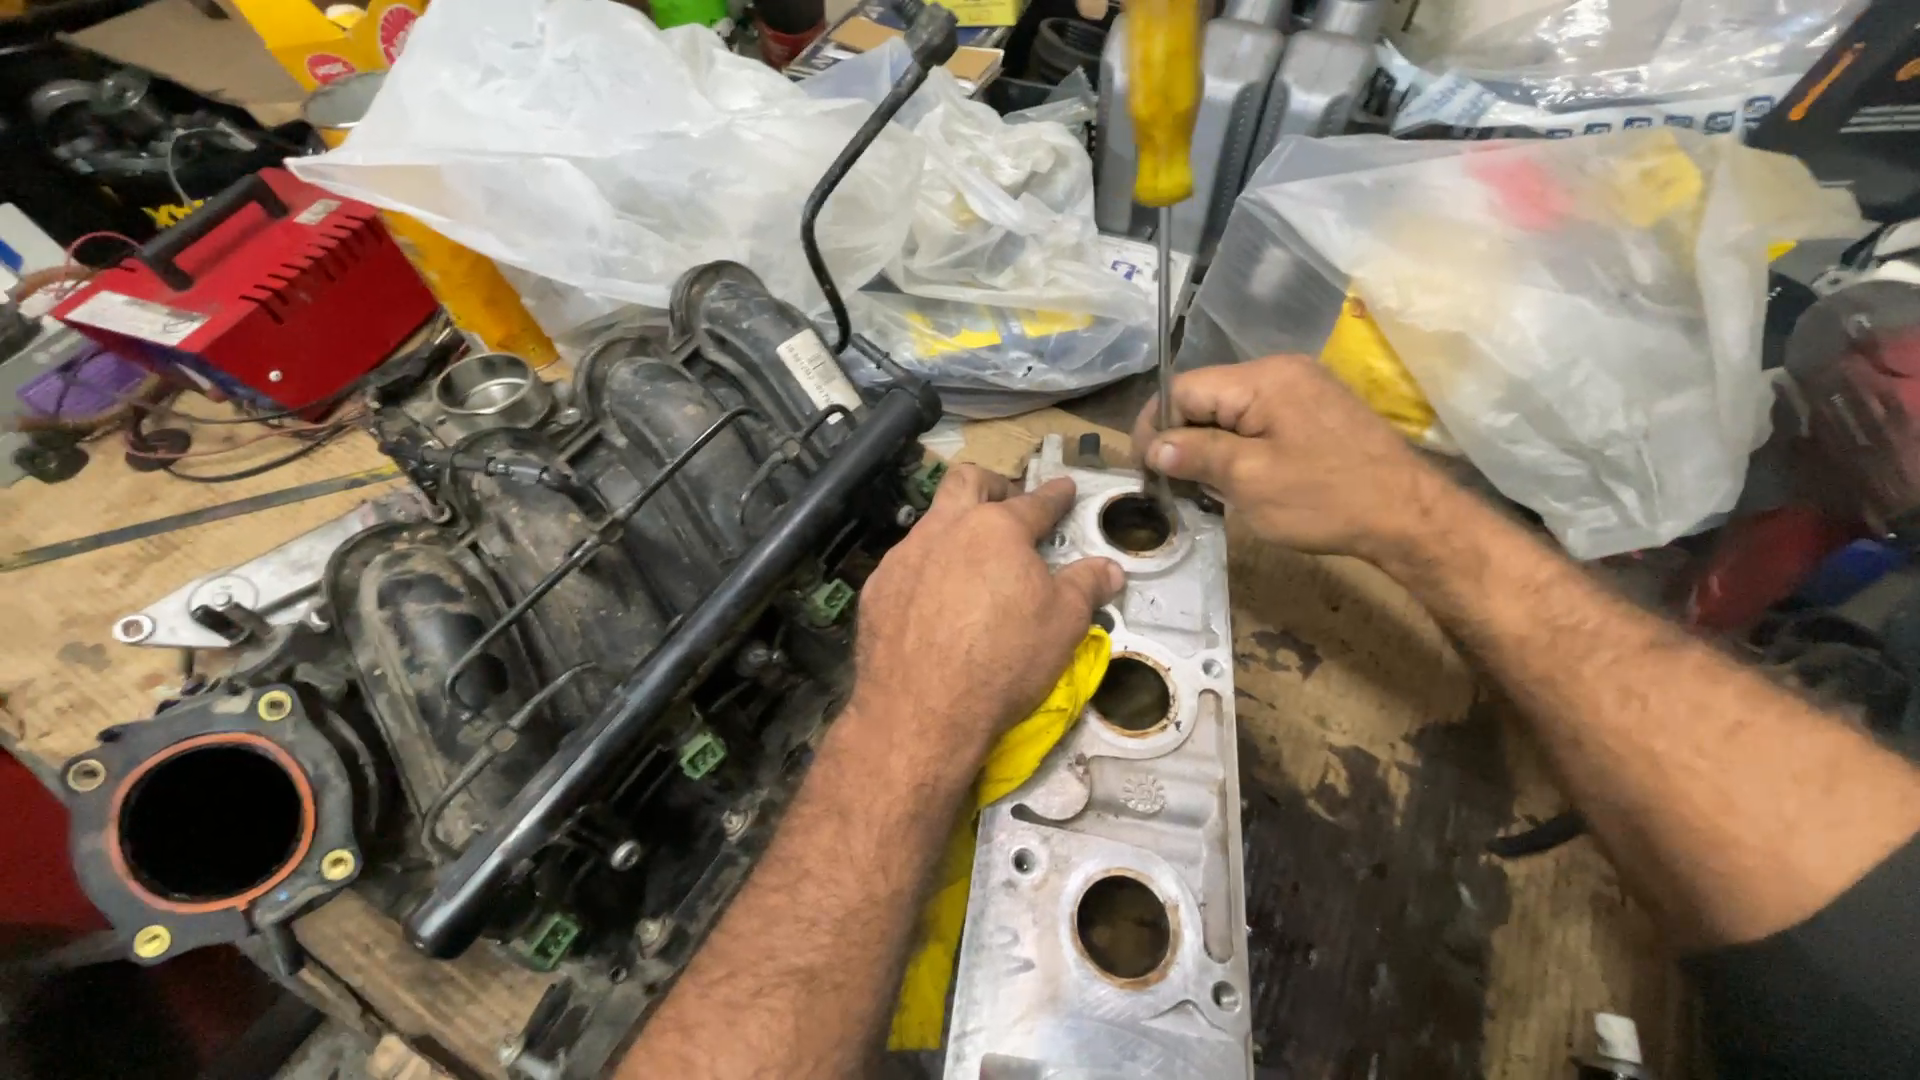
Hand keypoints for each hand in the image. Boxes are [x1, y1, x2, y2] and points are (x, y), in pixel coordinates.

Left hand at [847, 465, 1123, 776]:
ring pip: (931, 524)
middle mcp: (944, 529)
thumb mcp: (1063, 625)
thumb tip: (1109, 568)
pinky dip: (927, 573)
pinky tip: (935, 605)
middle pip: (966, 482)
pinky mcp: (877, 590)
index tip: (1064, 488)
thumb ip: (1086, 586)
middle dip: (992, 484)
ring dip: (955, 532)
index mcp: (995, 529)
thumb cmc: (1004, 661)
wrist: (922, 712)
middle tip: (1007, 504)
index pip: (1034, 502)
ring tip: (973, 565)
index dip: (1054, 495)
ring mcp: (903, 557)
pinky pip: (906, 566)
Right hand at [1131, 354, 1453, 564]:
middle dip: (1182, 439)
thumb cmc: (1326, 499)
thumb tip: (1154, 447)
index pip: (1184, 388)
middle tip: (1175, 485)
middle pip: (1206, 397)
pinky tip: (1240, 479)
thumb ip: (1196, 455)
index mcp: (1263, 379)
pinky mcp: (1314, 411)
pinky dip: (1238, 447)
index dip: (1155, 426)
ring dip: (1209, 447)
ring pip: (1229, 411)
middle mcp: (1281, 371)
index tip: (1146, 468)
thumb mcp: (1249, 480)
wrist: (1408, 515)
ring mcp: (1302, 389)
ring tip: (1207, 488)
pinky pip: (1257, 420)